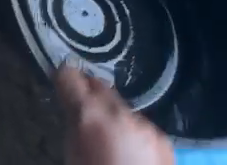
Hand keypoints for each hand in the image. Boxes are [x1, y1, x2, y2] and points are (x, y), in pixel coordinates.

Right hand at [55, 66, 174, 164]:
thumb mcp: (72, 151)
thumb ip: (74, 122)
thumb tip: (74, 104)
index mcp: (89, 115)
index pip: (69, 74)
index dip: (64, 81)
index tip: (62, 88)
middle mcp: (119, 113)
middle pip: (97, 84)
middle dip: (89, 94)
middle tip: (84, 112)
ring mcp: (145, 125)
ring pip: (120, 104)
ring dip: (112, 114)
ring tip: (111, 139)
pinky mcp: (163, 139)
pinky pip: (139, 124)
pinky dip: (131, 131)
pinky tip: (132, 152)